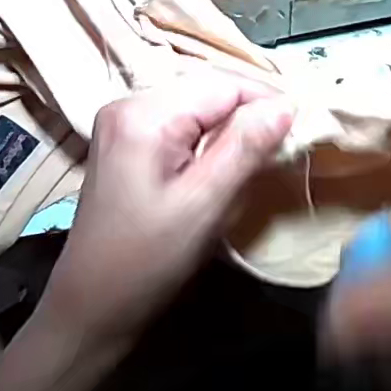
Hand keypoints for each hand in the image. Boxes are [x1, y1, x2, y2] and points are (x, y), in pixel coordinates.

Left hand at [34, 72, 294, 358]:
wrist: (91, 306)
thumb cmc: (148, 261)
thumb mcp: (204, 205)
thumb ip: (246, 148)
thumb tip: (288, 104)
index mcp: (144, 114)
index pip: (223, 84)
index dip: (266, 102)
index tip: (299, 131)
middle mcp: (128, 102)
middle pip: (208, 89)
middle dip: (248, 114)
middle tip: (279, 149)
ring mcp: (122, 119)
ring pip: (197, 103)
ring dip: (230, 125)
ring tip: (254, 158)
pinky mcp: (125, 137)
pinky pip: (179, 119)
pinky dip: (207, 135)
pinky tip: (219, 163)